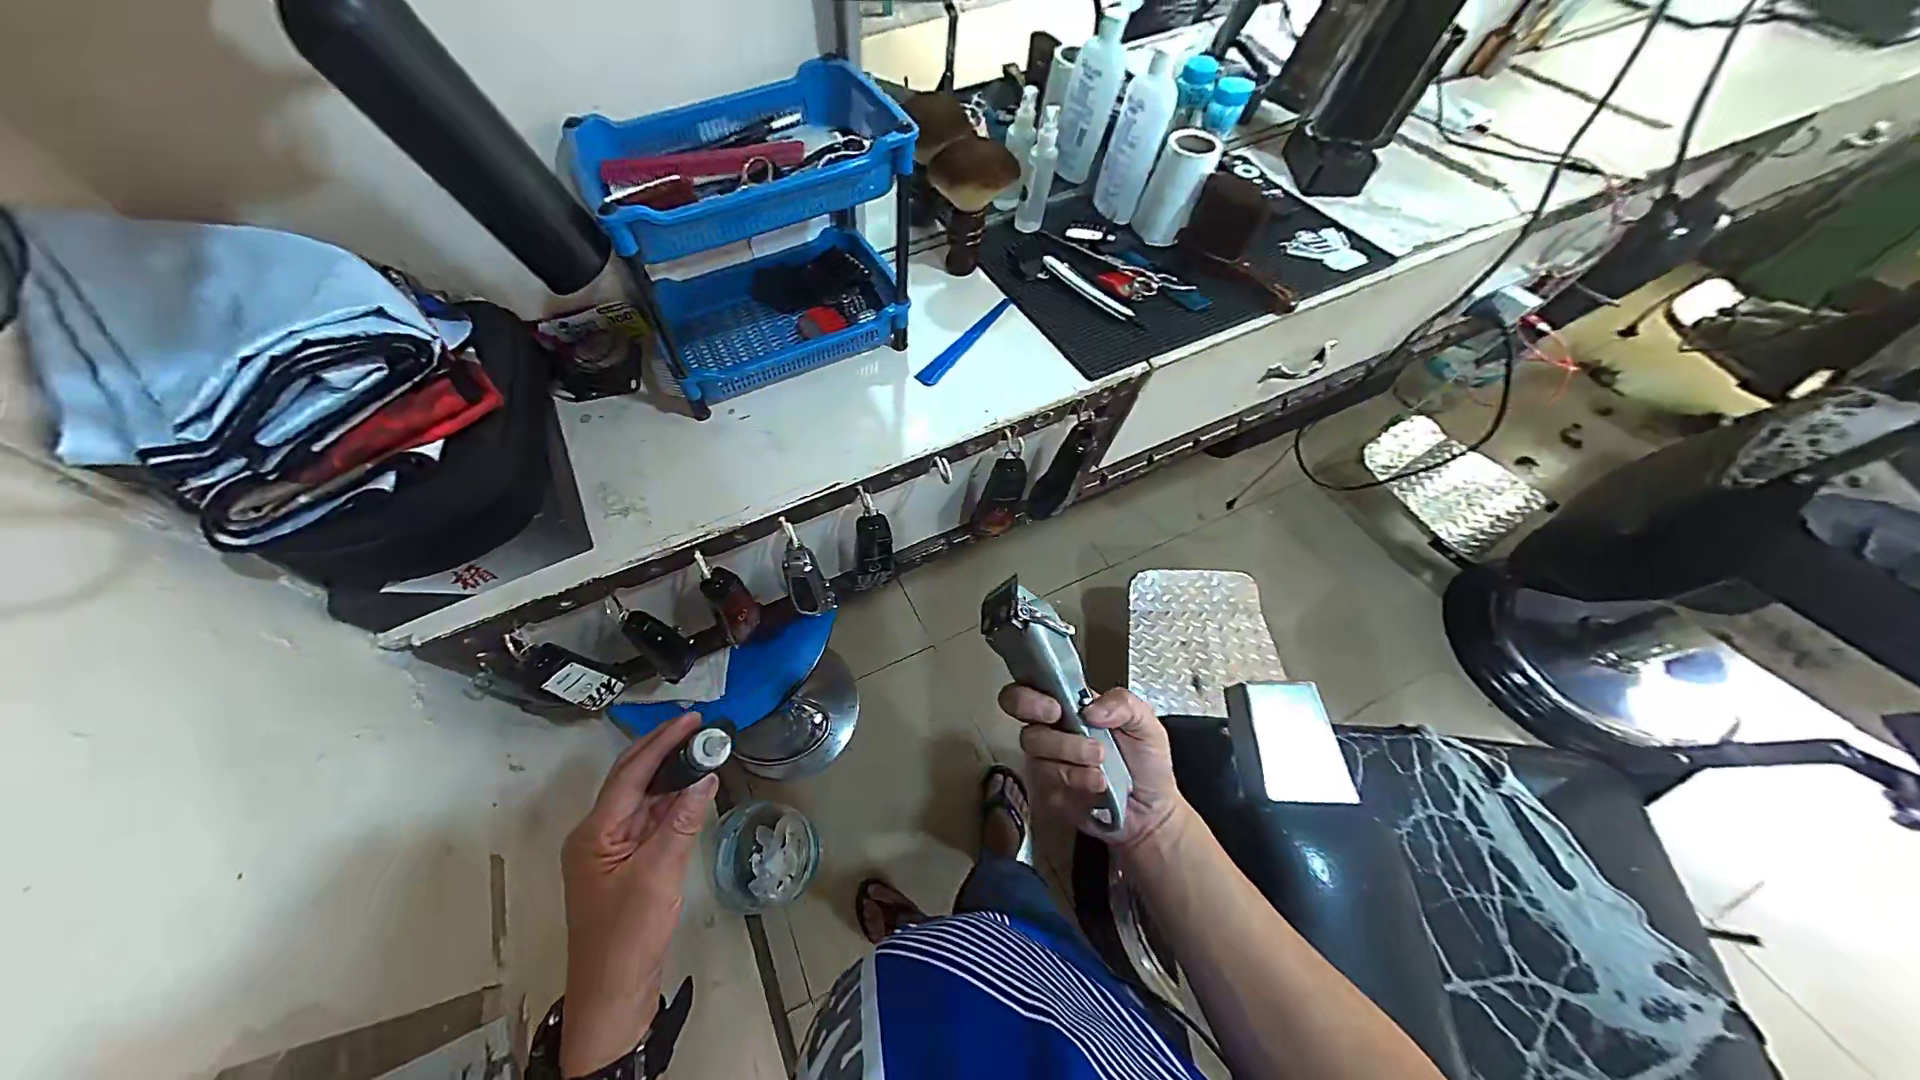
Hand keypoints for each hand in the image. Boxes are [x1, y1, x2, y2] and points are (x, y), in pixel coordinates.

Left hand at [560, 712, 718, 1076]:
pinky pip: (655, 821)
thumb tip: (706, 778)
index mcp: (594, 833)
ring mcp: (615, 849)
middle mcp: (600, 834)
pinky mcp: (631, 863)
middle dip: (665, 750)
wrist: (614, 994)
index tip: (691, 719)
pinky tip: (697, 790)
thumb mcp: (657, 875)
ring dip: (674, 775)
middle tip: (700, 727)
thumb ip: (682, 822)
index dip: (662, 742)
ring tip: (704, 750)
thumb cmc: (627, 936)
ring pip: (646, 799)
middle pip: (633, 780)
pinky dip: (676, 803)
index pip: (630, 774)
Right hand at [997, 685, 1181, 850]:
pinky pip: (1048, 779)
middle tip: (1065, 723)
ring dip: (1070, 751)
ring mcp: (1048, 759)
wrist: (1151, 812)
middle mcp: (1055, 729)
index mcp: (1073, 707)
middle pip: (1019, 709)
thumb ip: (1123, 704)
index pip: (1034, 686)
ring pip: (1035, 746)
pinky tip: (1098, 783)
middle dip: (1036, 711)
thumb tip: (1091, 708)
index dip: (1032, 691)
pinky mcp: (1049, 788)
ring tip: (1101, 760)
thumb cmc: (1146, 765)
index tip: (1055, 705)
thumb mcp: (1146, 724)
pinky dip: (1076, 779)